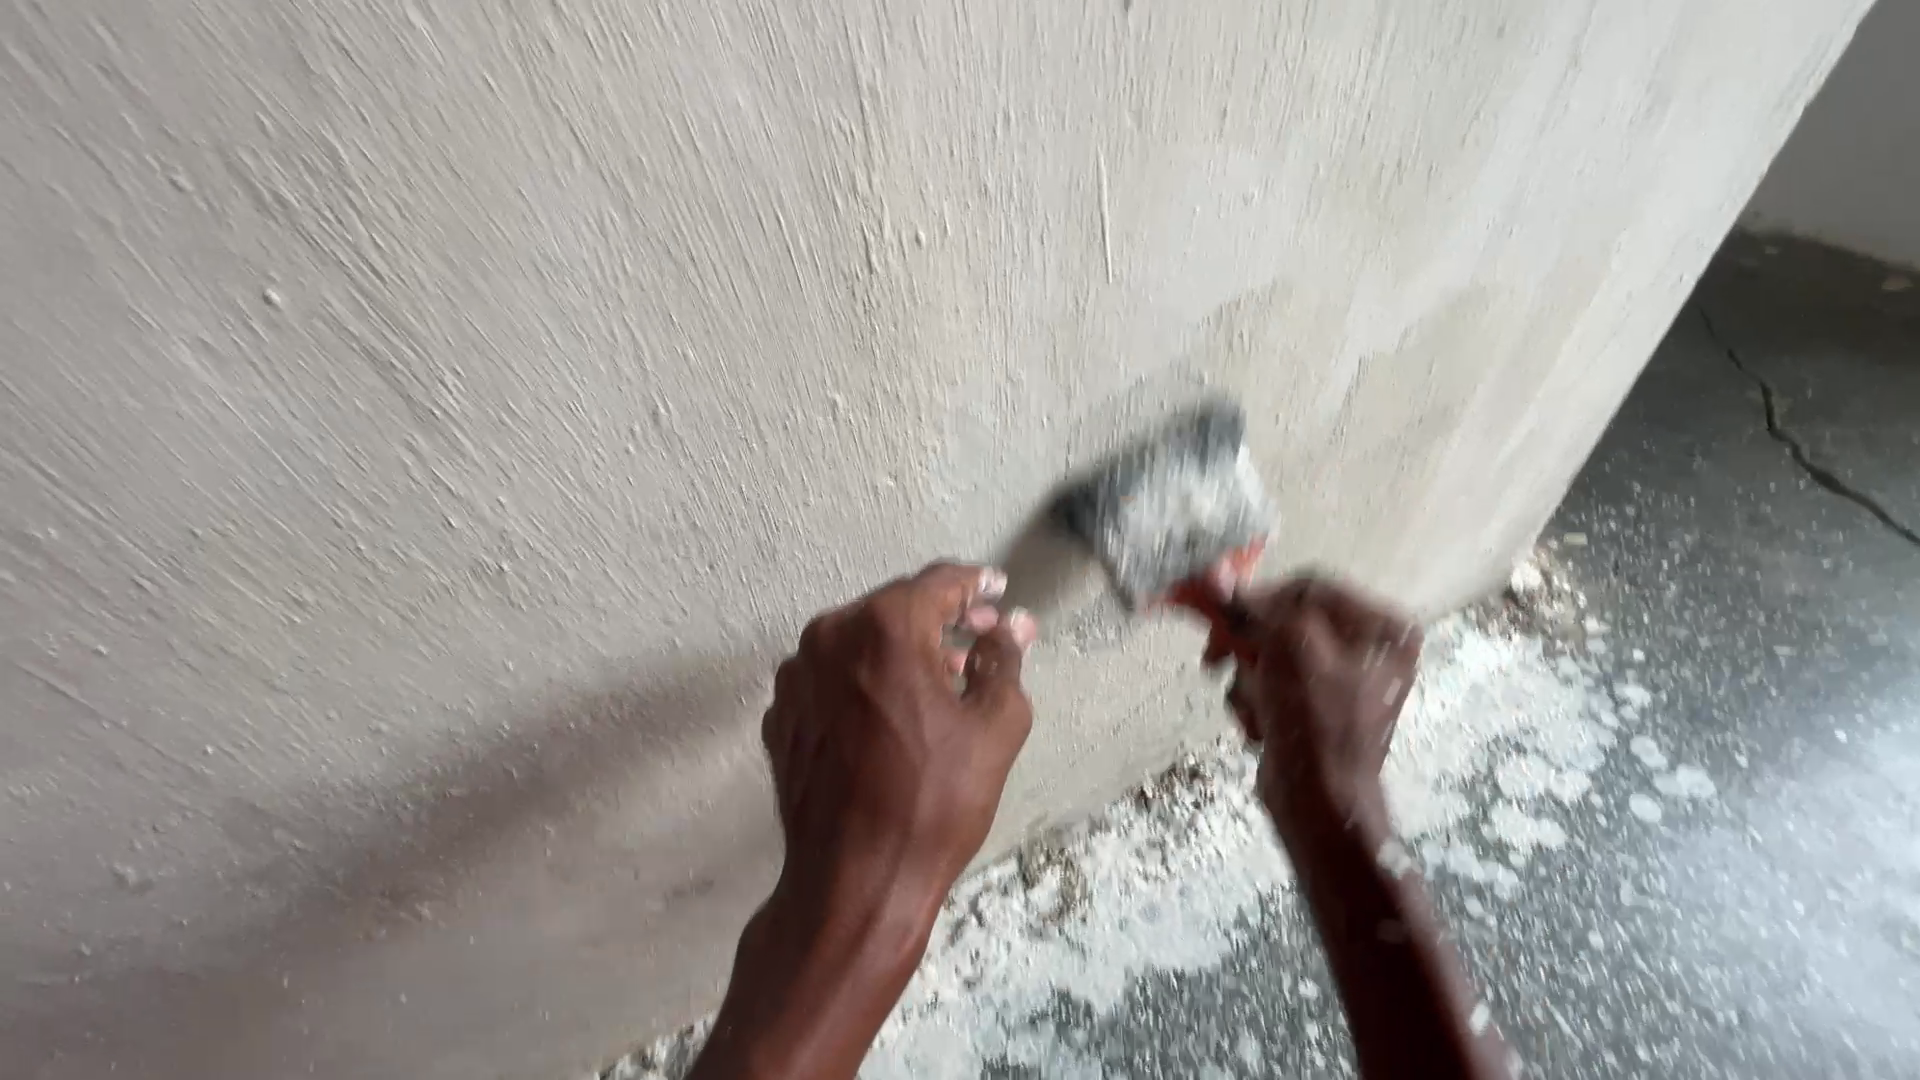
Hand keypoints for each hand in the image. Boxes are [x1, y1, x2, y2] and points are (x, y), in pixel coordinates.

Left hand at [690, 563, 1037, 1079]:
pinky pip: (832, 678)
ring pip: (860, 641)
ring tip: (941, 679)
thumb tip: (1013, 623)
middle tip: (980, 638)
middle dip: (941, 618)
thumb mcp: (994, 727)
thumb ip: (1004, 659)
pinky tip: (892, 714)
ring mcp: (796, 675)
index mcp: (884, 626)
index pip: (939, 582)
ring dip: (902, 650)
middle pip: (896, 607)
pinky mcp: (780, 713)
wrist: (855, 883)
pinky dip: (865, 681)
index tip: (999, 590)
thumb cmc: (936, 801)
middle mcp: (829, 634)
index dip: (976, 585)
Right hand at [1208, 577, 1421, 847]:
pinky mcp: (1315, 706)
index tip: (1225, 620)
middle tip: (1214, 658)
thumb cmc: (1316, 721)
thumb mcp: (1288, 648)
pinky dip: (1256, 700)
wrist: (1320, 803)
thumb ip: (1255, 606)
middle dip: (1249, 645)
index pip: (1307, 586)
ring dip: (1248, 678)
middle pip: (1285, 619)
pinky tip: (1259, 725)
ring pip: (1271, 652)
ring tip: (1252, 707)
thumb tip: (1215, 572)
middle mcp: (1369, 648)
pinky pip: (1272, 682)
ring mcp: (1342, 679)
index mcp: (1383, 627)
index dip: (1260, 599)